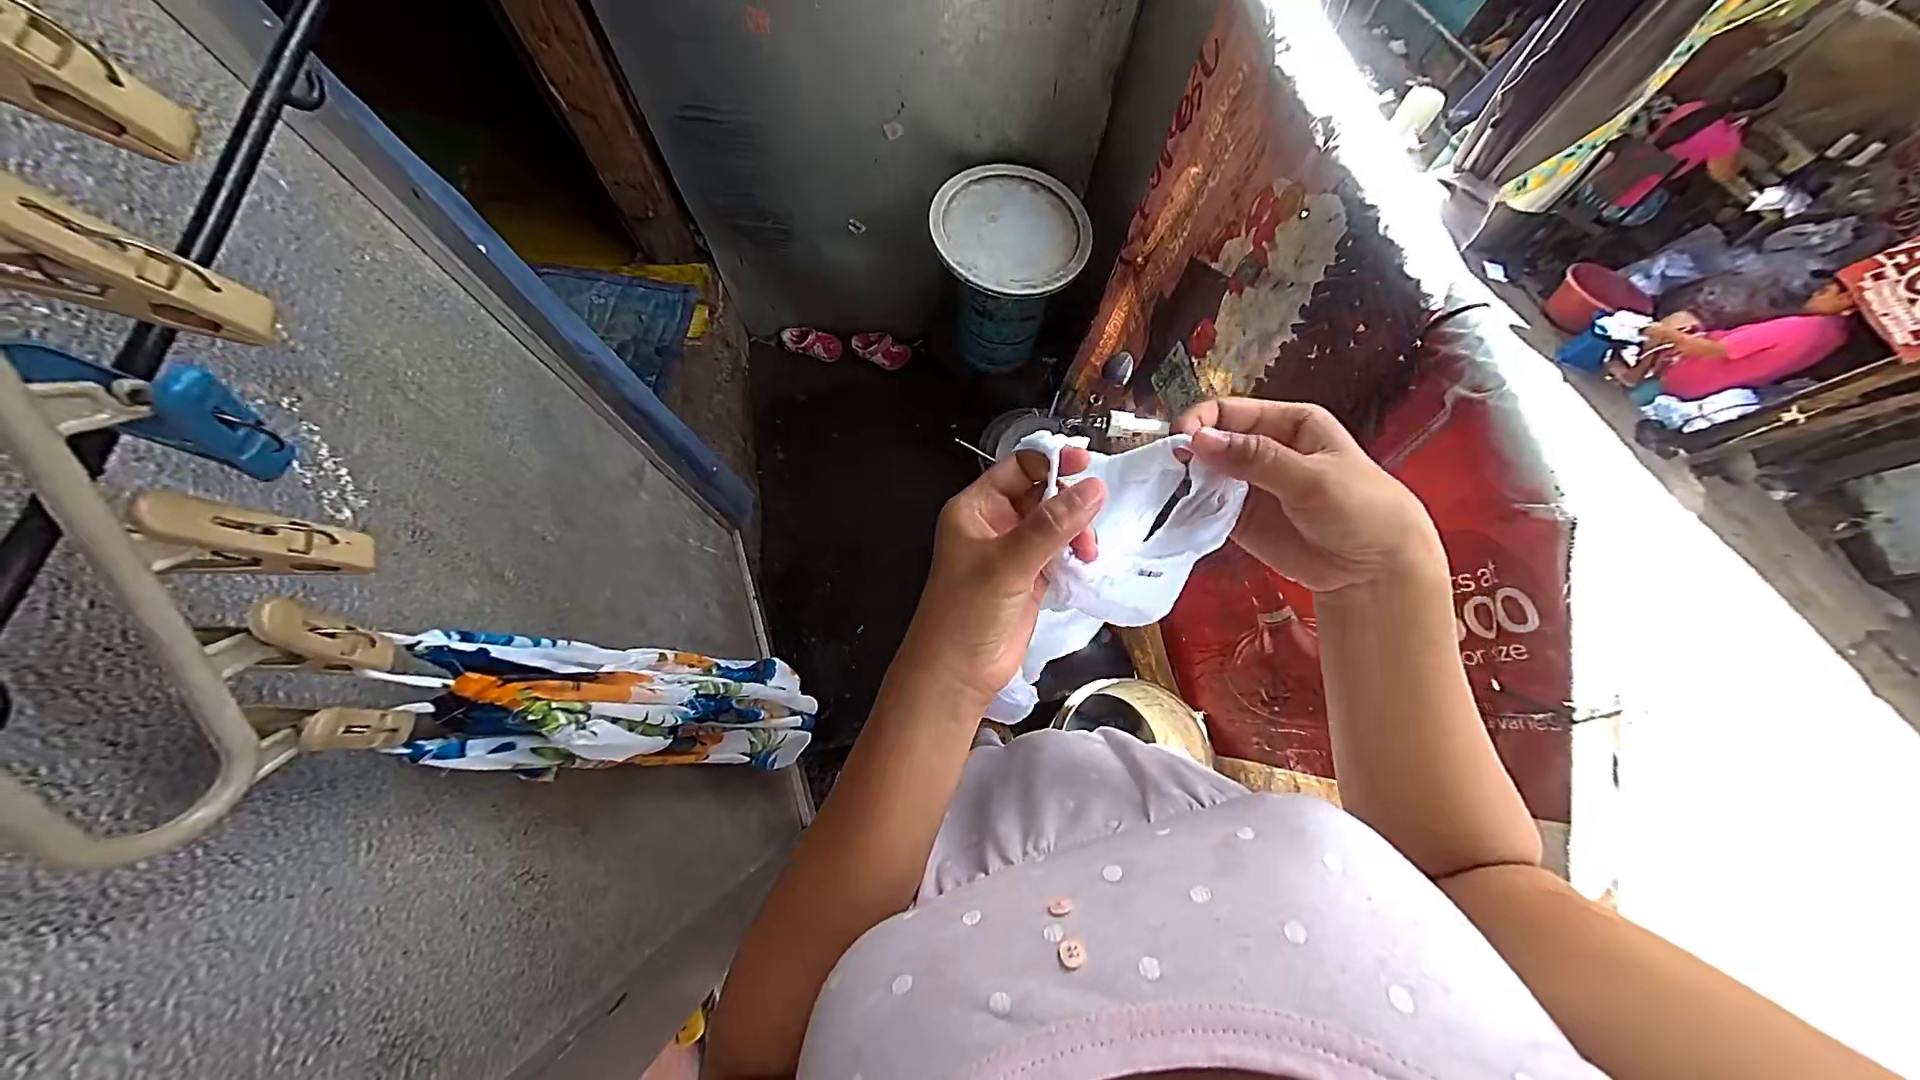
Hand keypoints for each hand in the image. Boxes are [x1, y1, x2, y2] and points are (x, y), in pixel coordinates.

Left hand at [900, 449, 1105, 702]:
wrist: (956, 673)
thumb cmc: (963, 614)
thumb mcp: (1007, 563)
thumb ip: (1051, 525)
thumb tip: (1091, 489)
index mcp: (975, 509)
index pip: (1018, 468)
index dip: (1051, 463)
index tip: (1085, 464)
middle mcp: (994, 525)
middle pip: (1041, 494)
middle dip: (1069, 503)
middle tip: (1090, 521)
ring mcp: (1013, 552)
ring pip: (1055, 524)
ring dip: (1076, 532)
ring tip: (1086, 552)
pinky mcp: (1029, 578)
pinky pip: (1059, 553)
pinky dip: (1075, 555)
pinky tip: (1083, 564)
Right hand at [1174, 399, 1441, 593]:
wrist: (1375, 570)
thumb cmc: (1363, 511)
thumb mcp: (1311, 478)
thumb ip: (1255, 458)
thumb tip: (1200, 439)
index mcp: (1288, 424)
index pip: (1231, 412)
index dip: (1203, 422)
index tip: (1182, 439)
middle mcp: (1264, 450)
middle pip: (1211, 441)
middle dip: (1189, 452)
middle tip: (1173, 469)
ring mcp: (1249, 485)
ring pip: (1204, 474)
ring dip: (1187, 481)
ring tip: (1174, 492)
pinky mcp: (1239, 518)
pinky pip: (1206, 506)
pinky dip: (1192, 508)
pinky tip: (1184, 512)